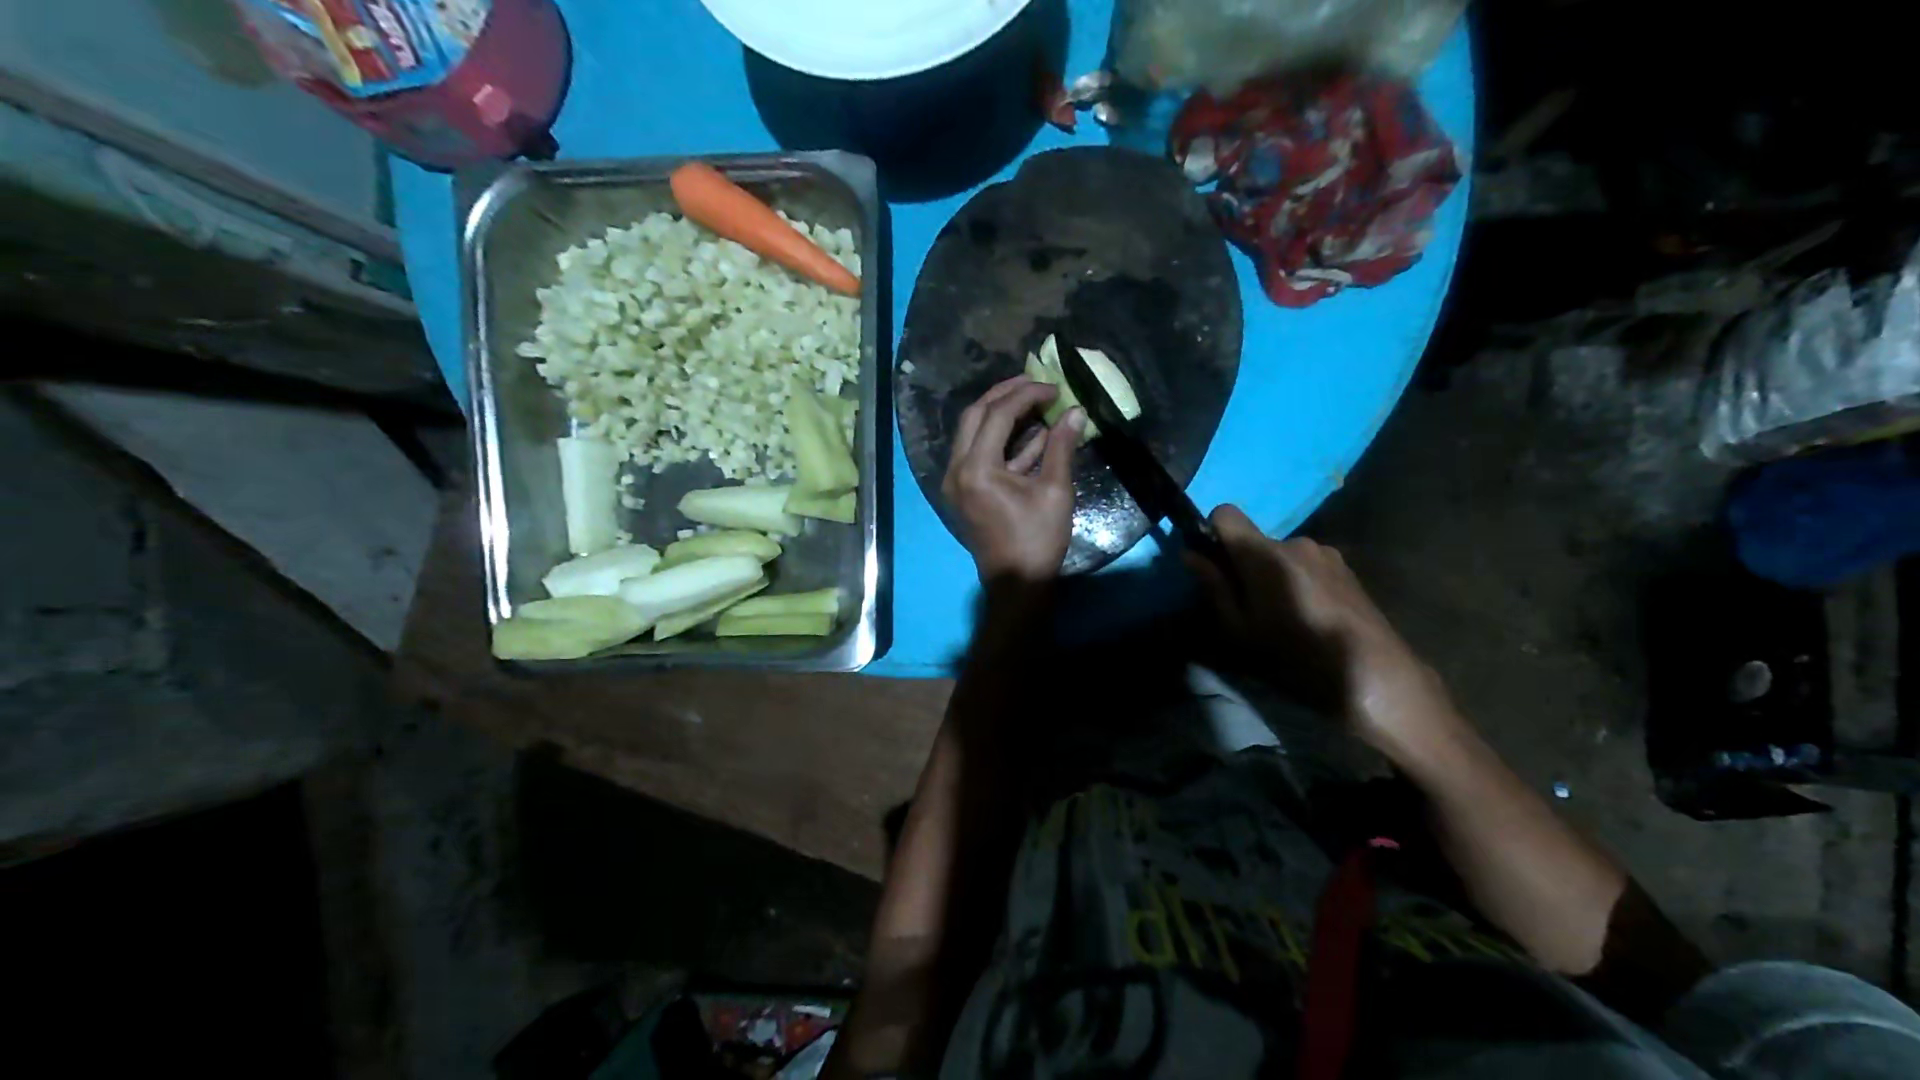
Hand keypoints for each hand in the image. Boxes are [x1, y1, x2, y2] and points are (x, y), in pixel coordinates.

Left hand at [942, 375, 1083, 581]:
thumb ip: (1062, 447)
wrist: (1016, 584)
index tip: (1054, 388)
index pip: (997, 414)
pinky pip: (977, 453)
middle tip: (1034, 383)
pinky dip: (1000, 440)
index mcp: (976, 469)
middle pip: (975, 415)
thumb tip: (1076, 411)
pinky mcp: (963, 490)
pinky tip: (1030, 432)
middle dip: (1005, 395)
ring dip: (1000, 414)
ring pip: (972, 432)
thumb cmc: (1038, 540)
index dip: (1026, 395)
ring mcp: (956, 481)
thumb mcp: (1055, 491)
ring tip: (1033, 401)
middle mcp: (956, 470)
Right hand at [1188, 504, 1458, 760]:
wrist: (1375, 676)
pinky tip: (1309, 614)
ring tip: (1283, 614)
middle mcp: (1295, 542)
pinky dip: (1296, 579)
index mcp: (1264, 554)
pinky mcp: (1346, 567)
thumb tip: (1191, 555)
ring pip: (1280, 553)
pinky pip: (1305, 563)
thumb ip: (1214, 587)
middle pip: (1254, 539)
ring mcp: (1325, 553)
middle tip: (1247, 605)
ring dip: (1272, 574)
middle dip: (1243, 564)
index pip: (1225, 513)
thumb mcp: (1240, 630)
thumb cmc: (1296, 656)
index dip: (1212, 533)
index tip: (1213, 565)